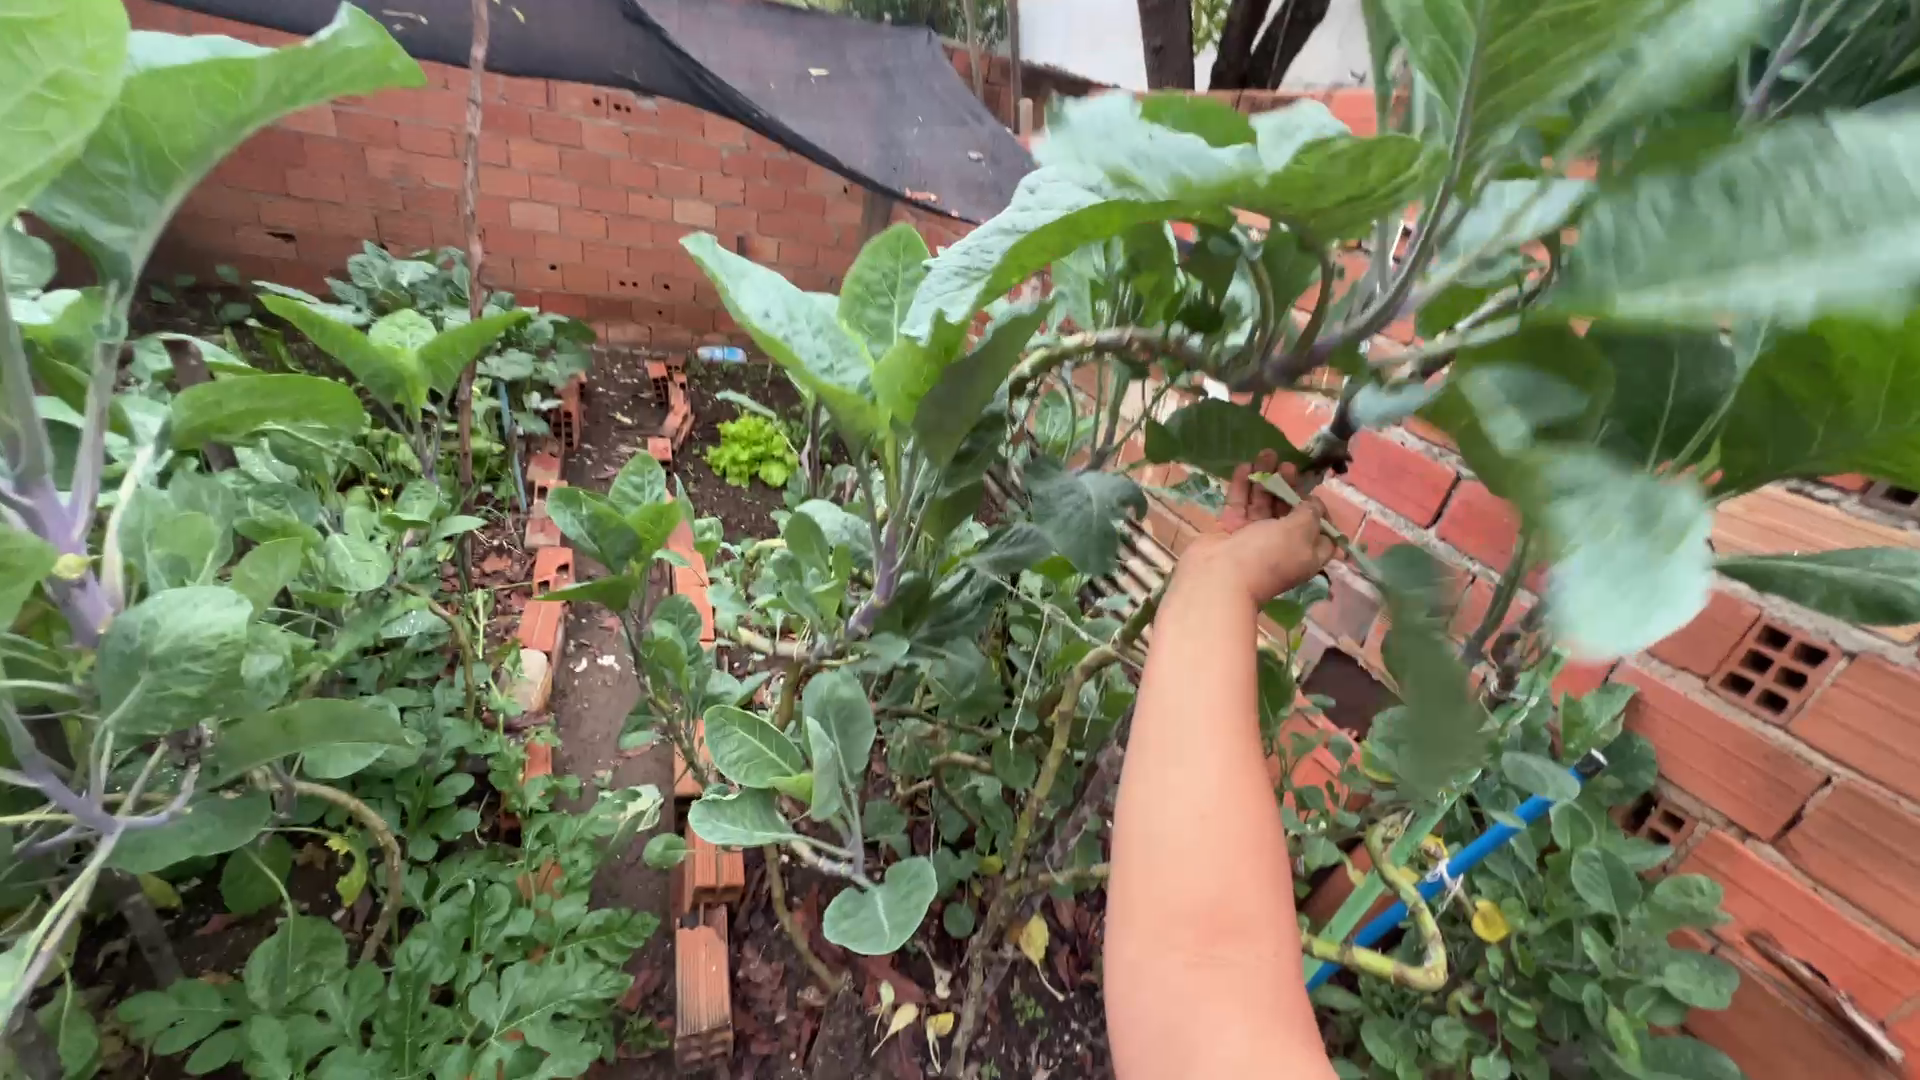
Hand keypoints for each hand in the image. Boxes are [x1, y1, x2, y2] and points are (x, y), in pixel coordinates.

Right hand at [1178, 450, 1333, 604]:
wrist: (1219, 575)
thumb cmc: (1267, 555)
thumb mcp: (1300, 532)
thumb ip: (1309, 513)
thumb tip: (1311, 503)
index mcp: (1305, 553)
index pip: (1320, 532)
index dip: (1320, 512)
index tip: (1313, 496)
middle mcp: (1281, 545)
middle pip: (1289, 512)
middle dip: (1290, 487)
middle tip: (1287, 465)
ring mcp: (1253, 537)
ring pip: (1262, 504)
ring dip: (1265, 479)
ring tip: (1266, 454)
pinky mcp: (1230, 530)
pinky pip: (1239, 504)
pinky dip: (1242, 485)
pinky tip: (1245, 466)